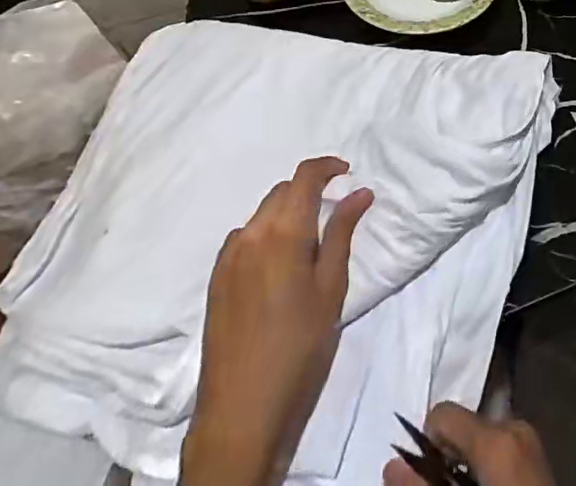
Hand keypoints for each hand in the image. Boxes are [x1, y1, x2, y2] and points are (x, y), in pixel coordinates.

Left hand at [181, 156, 372, 485]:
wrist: (241, 409)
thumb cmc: (300, 346)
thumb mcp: (332, 288)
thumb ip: (343, 233)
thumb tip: (360, 192)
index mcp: (282, 233)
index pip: (303, 177)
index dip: (327, 166)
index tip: (348, 172)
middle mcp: (250, 235)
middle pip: (281, 192)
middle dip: (309, 189)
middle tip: (336, 208)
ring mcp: (227, 257)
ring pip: (261, 213)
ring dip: (287, 211)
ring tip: (310, 238)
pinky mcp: (216, 279)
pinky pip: (244, 237)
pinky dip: (266, 233)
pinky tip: (279, 262)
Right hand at [382, 402, 555, 485]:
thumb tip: (391, 466)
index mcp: (496, 436)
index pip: (443, 414)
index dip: (427, 445)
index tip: (426, 478)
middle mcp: (515, 426)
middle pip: (462, 429)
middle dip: (446, 459)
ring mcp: (530, 441)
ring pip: (480, 443)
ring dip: (464, 468)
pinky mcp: (537, 458)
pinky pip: (499, 452)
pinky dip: (484, 471)